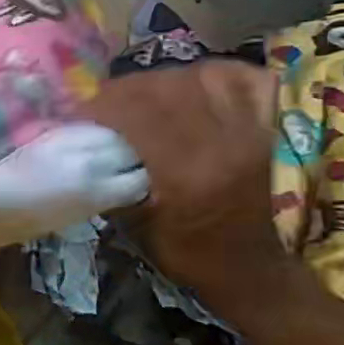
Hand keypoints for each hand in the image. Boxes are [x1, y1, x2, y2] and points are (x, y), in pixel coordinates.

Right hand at [87, 61, 301, 326]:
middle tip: (104, 103)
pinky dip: (214, 75)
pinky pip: (244, 79)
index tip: (78, 113)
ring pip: (201, 76)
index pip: (138, 113)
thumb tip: (84, 148)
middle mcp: (223, 143)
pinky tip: (192, 86)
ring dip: (163, 80)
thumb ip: (112, 182)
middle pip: (166, 87)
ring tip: (143, 96)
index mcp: (188, 172)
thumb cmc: (189, 252)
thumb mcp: (138, 226)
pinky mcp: (266, 128)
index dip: (101, 104)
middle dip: (125, 90)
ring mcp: (251, 132)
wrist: (253, 269)